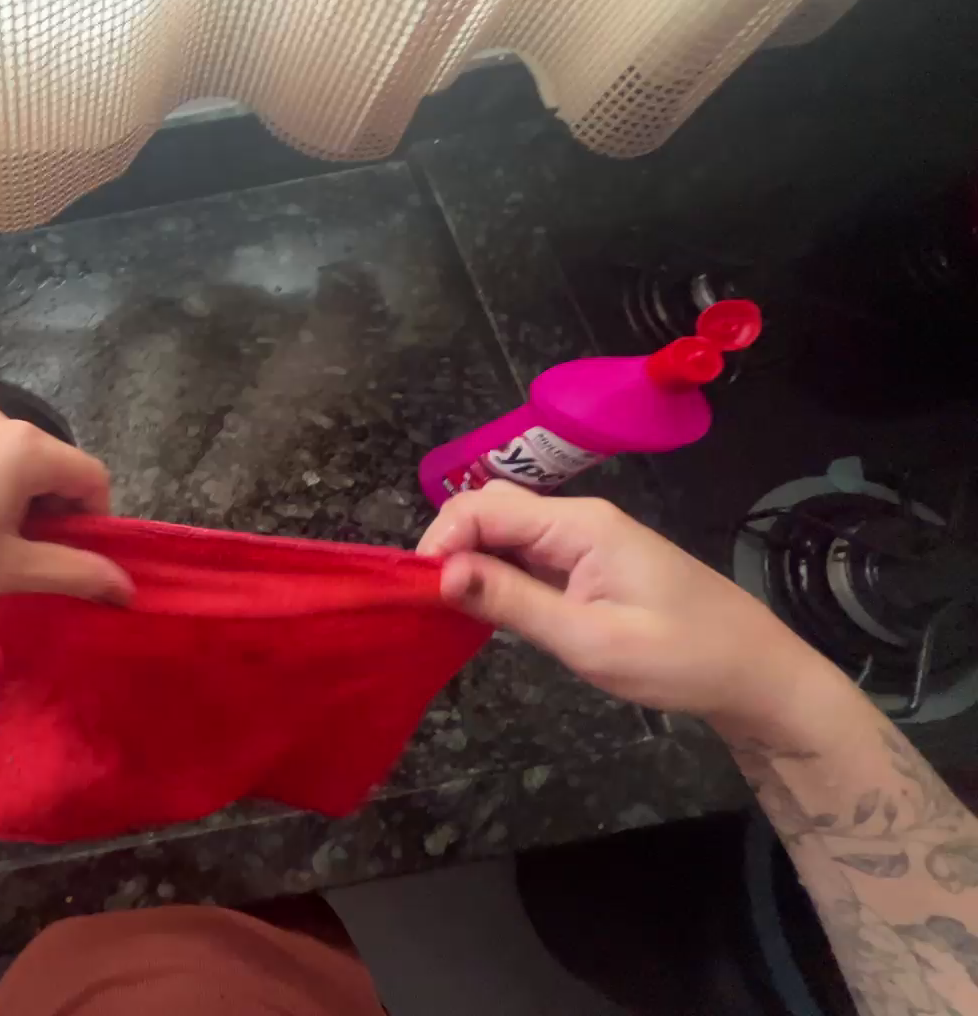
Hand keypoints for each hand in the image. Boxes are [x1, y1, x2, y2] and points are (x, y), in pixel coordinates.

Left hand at [0, 406, 134, 605]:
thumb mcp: (8, 568)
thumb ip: (75, 572)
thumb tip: (127, 587)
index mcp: (27, 447)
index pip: (93, 476)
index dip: (94, 521)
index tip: (69, 558)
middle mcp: (0, 421)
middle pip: (56, 466)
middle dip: (55, 512)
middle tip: (25, 557)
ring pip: (20, 463)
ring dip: (22, 502)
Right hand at [417, 481, 829, 723]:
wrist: (763, 679)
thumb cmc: (683, 661)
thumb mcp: (590, 640)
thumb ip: (510, 602)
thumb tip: (438, 574)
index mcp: (578, 524)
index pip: (479, 509)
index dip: (440, 542)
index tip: (423, 589)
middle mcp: (574, 517)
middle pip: (483, 507)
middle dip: (447, 544)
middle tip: (435, 597)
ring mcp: (578, 536)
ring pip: (496, 525)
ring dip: (466, 556)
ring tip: (455, 600)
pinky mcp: (579, 557)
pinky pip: (516, 547)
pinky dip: (489, 567)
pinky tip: (486, 599)